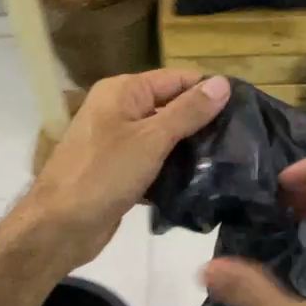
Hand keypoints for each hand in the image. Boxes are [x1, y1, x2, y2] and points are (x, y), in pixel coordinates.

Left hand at [8, 69, 230, 272]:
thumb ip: (187, 112)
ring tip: (228, 160)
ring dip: (189, 150)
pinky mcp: (119, 173)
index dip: (208, 90)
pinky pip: (152, 164)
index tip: (244, 108)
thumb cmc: (103, 175)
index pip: (175, 79)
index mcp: (122, 91)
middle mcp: (118, 111)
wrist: (61, 226)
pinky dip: (172, 171)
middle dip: (201, 122)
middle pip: (169, 107)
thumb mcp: (150, 139)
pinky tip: (199, 183)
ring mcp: (116, 143)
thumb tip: (222, 83)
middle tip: (241, 139)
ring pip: (162, 139)